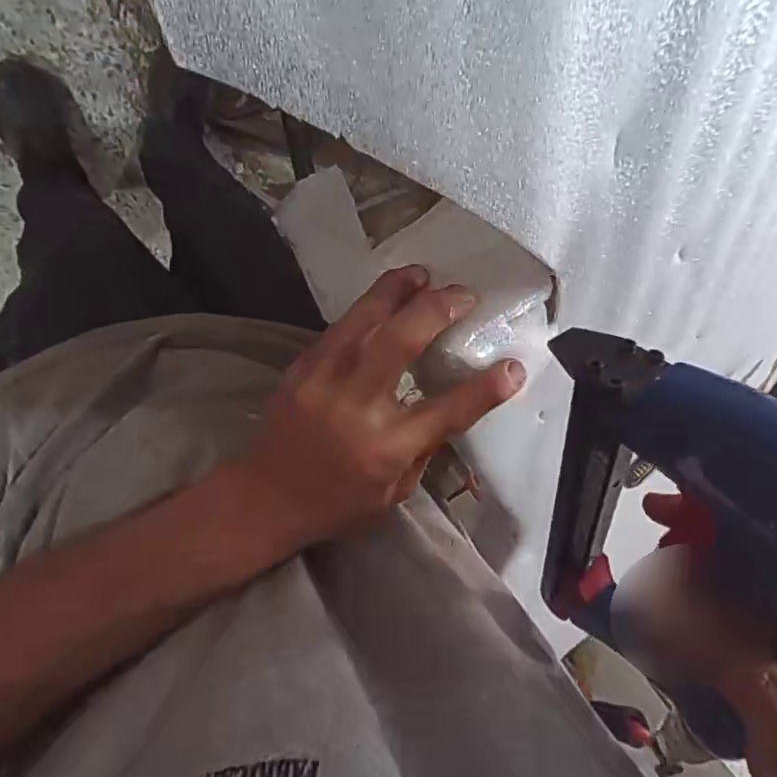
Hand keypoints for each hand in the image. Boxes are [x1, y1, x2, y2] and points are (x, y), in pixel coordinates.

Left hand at [216, 265, 525, 549]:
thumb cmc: (336, 503)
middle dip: (436, 310)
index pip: (446, 411)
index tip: (512, 365)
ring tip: (422, 273)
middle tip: (463, 295)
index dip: (485, 388)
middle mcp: (355, 407)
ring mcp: (323, 380)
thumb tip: (452, 405)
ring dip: (396, 291)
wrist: (263, 497)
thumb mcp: (393, 492)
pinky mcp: (301, 367)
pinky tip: (384, 296)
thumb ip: (424, 449)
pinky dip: (367, 308)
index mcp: (385, 448)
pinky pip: (339, 327)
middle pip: (400, 342)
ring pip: (364, 321)